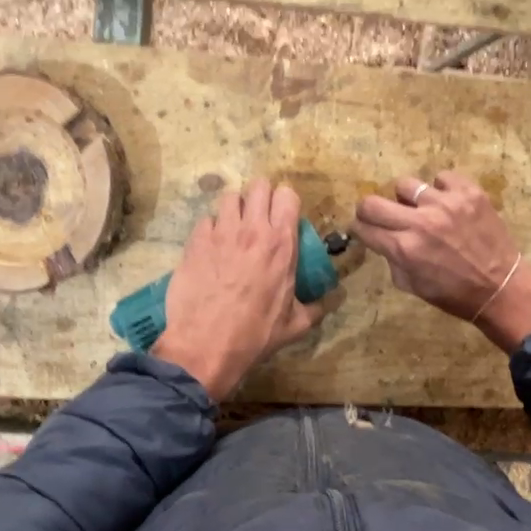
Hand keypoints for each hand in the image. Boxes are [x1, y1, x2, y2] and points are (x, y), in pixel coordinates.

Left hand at [151, 180, 329, 399]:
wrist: (205, 345)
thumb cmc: (255, 335)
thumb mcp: (296, 325)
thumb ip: (317, 307)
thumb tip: (336, 299)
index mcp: (281, 244)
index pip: (288, 196)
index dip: (286, 202)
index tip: (284, 216)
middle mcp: (253, 230)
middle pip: (259, 185)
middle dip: (261, 197)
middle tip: (259, 217)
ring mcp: (221, 232)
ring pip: (230, 196)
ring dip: (235, 208)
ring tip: (234, 227)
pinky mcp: (195, 241)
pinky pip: (205, 219)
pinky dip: (210, 228)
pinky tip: (211, 247)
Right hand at [351, 171, 530, 352]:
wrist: (502, 287)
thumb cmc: (454, 294)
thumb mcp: (413, 286)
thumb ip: (392, 259)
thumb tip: (382, 239)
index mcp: (404, 249)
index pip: (364, 228)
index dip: (359, 229)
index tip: (363, 229)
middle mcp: (420, 222)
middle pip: (372, 203)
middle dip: (369, 211)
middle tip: (379, 216)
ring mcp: (445, 203)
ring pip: (405, 185)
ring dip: (408, 199)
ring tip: (421, 210)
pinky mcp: (469, 193)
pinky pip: (441, 178)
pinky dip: (441, 190)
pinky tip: (448, 205)